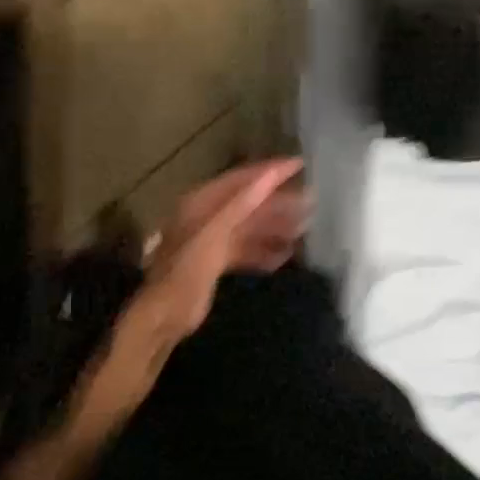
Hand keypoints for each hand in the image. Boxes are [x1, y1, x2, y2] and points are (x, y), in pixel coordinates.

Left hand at [127, 158, 307, 342]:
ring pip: (248, 228)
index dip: (269, 171)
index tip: (300, 165)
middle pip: (247, 203)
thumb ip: (240, 205)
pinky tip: (286, 256)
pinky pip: (245, 251)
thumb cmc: (187, 270)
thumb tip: (268, 177)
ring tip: (306, 228)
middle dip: (278, 203)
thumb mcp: (213, 234)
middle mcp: (205, 217)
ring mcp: (210, 241)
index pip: (240, 180)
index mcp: (200, 203)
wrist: (166, 313)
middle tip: (312, 203)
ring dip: (275, 227)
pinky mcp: (215, 263)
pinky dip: (264, 252)